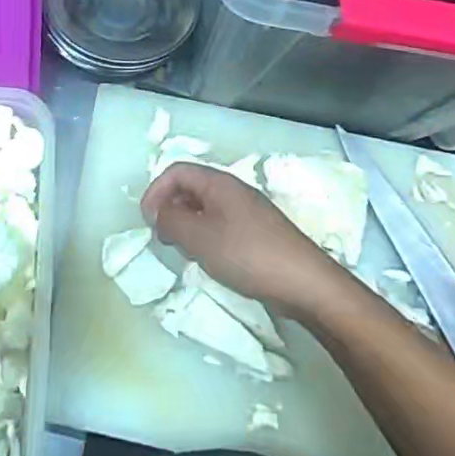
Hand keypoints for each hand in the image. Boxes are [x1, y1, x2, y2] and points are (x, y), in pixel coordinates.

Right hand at [142, 161, 345, 317]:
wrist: (306, 284)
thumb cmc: (248, 255)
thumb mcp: (199, 237)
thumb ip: (171, 220)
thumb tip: (158, 212)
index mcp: (218, 183)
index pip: (176, 172)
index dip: (156, 191)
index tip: (147, 220)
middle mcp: (233, 190)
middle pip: (190, 187)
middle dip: (170, 208)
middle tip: (162, 237)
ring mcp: (248, 211)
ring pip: (205, 208)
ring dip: (187, 224)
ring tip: (184, 251)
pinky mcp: (258, 233)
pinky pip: (221, 224)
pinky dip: (205, 236)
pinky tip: (209, 260)